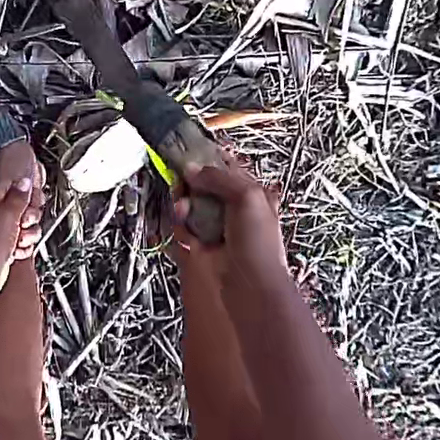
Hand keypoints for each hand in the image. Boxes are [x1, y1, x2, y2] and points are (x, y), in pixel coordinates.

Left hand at [0, 175, 33, 294]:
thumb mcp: (8, 213)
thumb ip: (20, 196)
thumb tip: (25, 181)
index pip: (15, 185)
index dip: (28, 194)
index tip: (36, 201)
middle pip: (23, 206)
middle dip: (29, 216)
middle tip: (23, 222)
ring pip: (25, 225)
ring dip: (28, 234)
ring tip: (19, 240)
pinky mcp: (3, 246)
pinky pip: (22, 241)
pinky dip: (22, 246)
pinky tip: (16, 250)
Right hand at [171, 160, 287, 281]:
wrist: (251, 286)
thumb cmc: (258, 242)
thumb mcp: (246, 197)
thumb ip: (218, 178)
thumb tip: (190, 169)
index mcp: (252, 192)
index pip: (227, 167)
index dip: (208, 160)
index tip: (188, 154)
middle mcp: (233, 207)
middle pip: (203, 185)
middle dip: (191, 183)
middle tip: (183, 183)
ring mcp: (217, 225)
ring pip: (191, 204)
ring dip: (184, 203)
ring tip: (183, 208)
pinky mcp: (201, 242)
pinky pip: (185, 225)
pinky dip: (181, 223)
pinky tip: (183, 224)